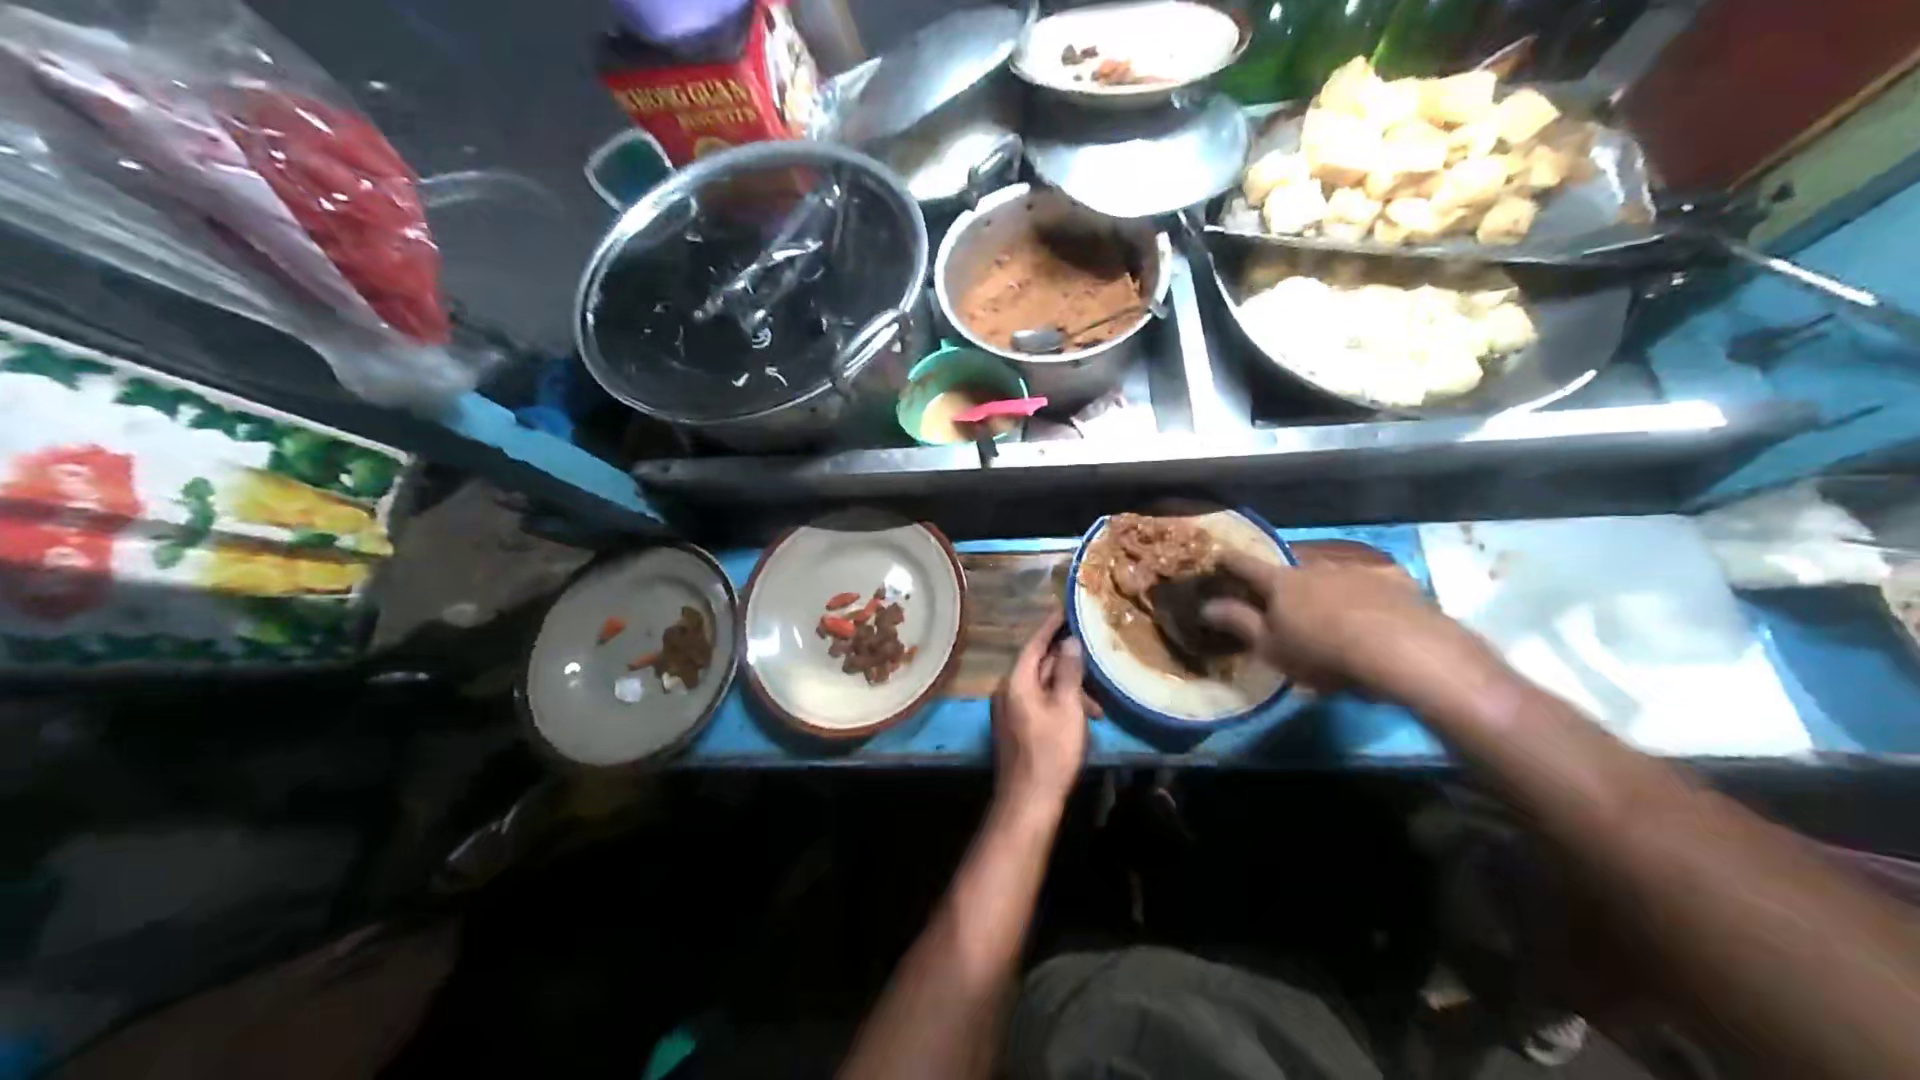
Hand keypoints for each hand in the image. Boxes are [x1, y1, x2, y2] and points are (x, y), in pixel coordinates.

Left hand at [992, 611, 1092, 807]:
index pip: (1034, 643)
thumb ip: (1068, 672)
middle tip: (1091, 645)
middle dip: (1065, 658)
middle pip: (1037, 663)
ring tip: (1098, 701)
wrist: (1028, 802)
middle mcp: (1007, 691)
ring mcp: (1009, 710)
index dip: (1052, 626)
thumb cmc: (1051, 752)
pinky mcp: (1017, 727)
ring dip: (1068, 687)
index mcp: (1015, 682)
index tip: (1068, 609)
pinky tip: (1084, 717)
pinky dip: (1061, 703)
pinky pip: (1040, 702)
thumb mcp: (1067, 708)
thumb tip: (1070, 641)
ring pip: (1042, 686)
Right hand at [1202, 549, 1485, 702]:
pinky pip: (1371, 583)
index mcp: (1281, 582)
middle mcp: (1315, 567)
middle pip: (1291, 570)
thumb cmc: (1323, 652)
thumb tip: (1206, 605)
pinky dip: (1365, 594)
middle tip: (1283, 602)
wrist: (1403, 650)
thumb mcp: (1271, 647)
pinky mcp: (1394, 581)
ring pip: (1331, 575)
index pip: (1246, 565)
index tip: (1219, 555)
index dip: (1230, 561)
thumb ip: (1238, 623)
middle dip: (1284, 582)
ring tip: (1330, 612)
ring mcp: (1356, 570)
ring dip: (1325, 588)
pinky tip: (1373, 613)